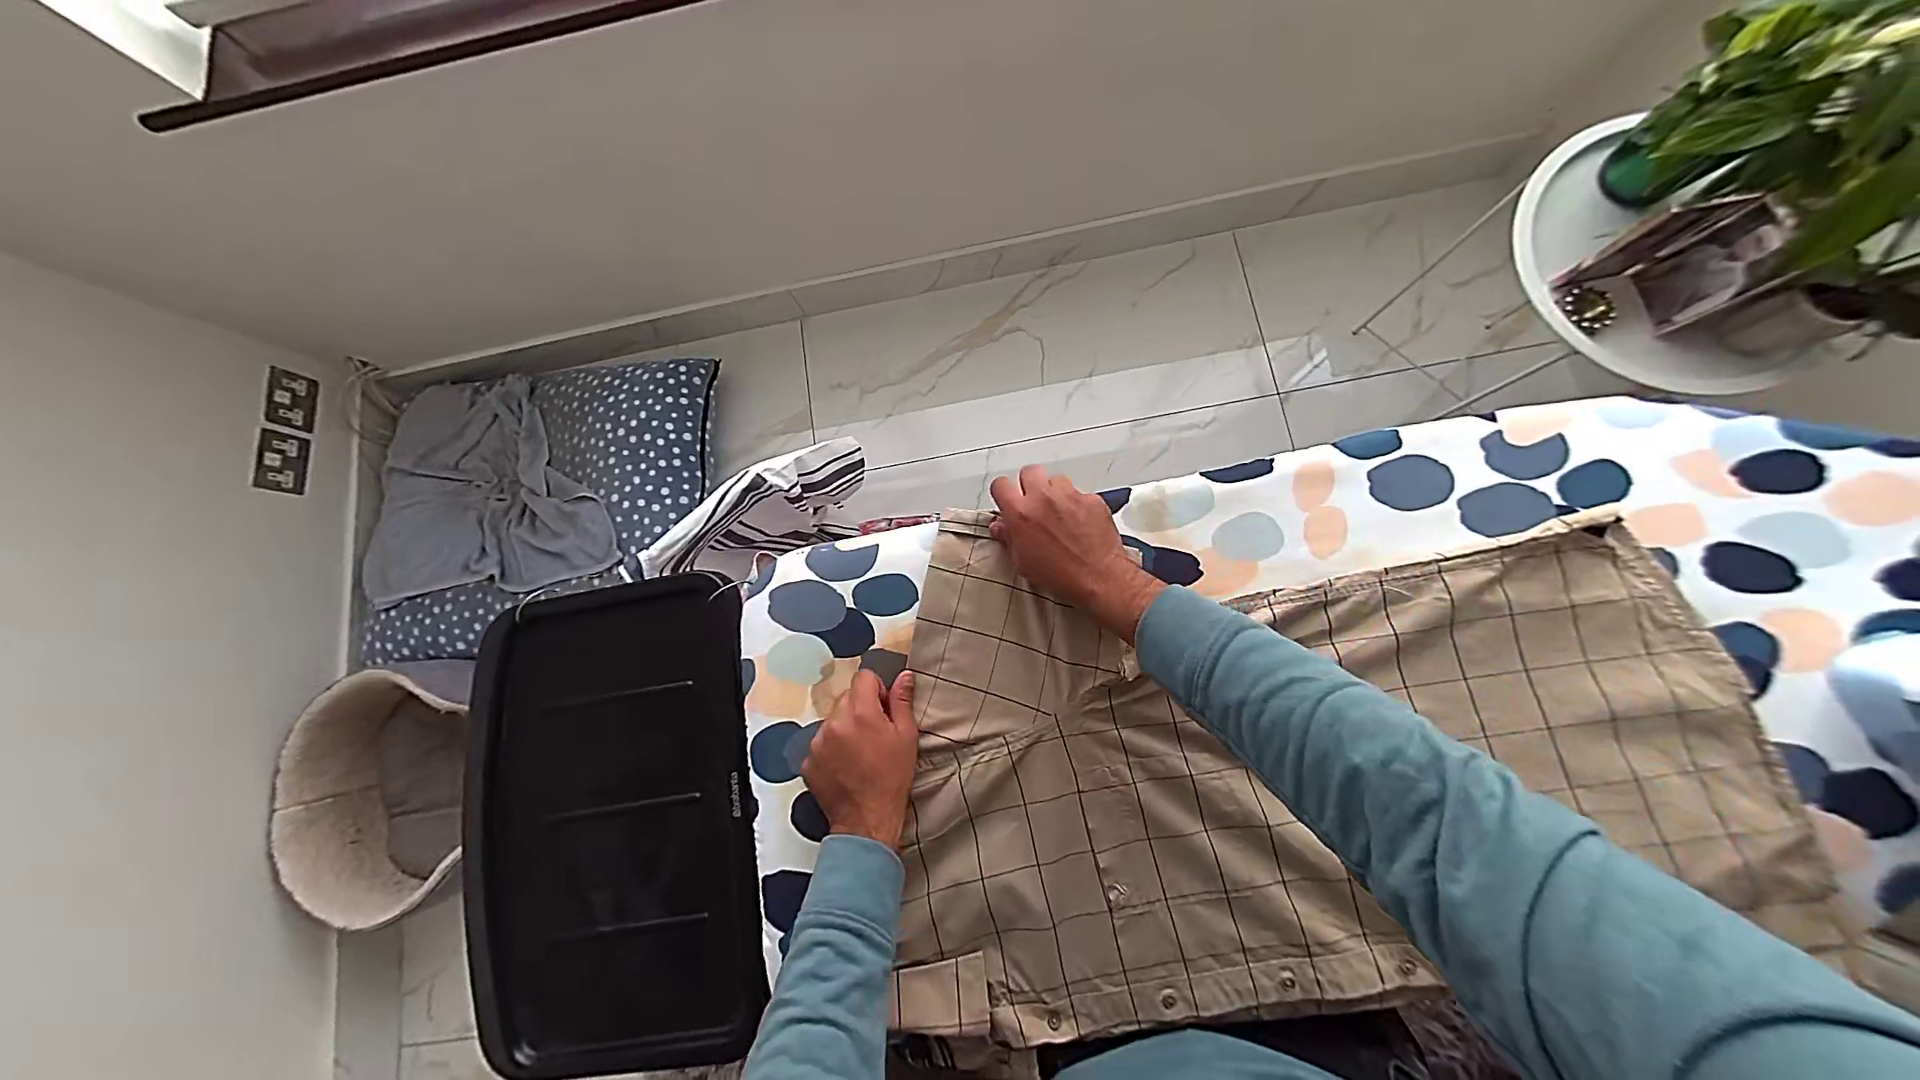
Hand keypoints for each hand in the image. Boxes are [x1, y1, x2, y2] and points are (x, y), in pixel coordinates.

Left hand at [800, 670, 918, 849]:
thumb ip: (902, 702)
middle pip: (847, 698)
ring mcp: (818, 743)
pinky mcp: (808, 761)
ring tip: (859, 754)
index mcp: (861, 713)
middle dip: (860, 709)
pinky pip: (821, 743)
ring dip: (845, 729)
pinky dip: (831, 748)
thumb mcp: (907, 737)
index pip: (863, 677)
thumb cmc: (892, 778)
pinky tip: (845, 766)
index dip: (876, 688)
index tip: (883, 707)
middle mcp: (835, 723)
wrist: (867, 819)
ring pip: (833, 720)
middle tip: (874, 734)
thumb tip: (904, 676)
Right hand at [988, 465, 1164, 642]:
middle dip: (1030, 484)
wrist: (1097, 577)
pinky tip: (1079, 521)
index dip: (1003, 492)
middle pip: (1030, 472)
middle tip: (1034, 502)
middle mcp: (1043, 498)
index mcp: (1021, 513)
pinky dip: (1078, 503)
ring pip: (1056, 480)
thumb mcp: (1023, 562)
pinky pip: (1079, 493)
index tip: (1008, 498)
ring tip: (1059, 513)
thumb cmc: (1062, 574)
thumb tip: (1002, 528)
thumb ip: (1009, 538)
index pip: (1001, 485)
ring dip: (1055, 493)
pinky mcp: (1090, 498)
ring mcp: (1069, 496)